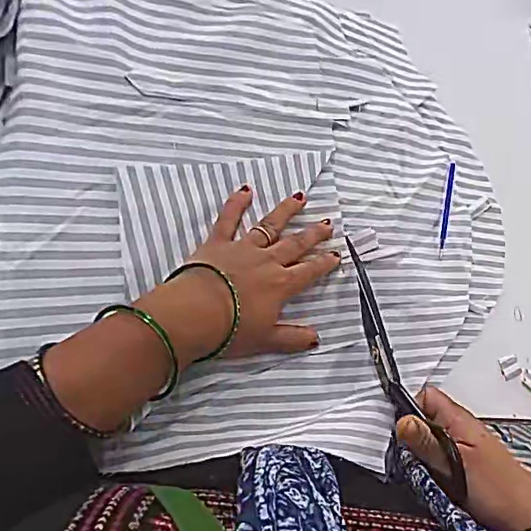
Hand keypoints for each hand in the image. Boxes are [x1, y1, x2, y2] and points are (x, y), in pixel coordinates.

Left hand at [136, 187, 340, 364]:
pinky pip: (229, 219)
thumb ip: (292, 338)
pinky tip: (246, 190)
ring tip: (299, 199)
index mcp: (280, 285)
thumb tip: (315, 339)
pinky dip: (237, 203)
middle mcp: (266, 262)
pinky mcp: (218, 243)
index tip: (336, 255)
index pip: (309, 271)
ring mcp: (243, 249)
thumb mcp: (267, 340)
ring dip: (286, 211)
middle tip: (327, 223)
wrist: (195, 314)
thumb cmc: (231, 330)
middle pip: (295, 244)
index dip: (324, 263)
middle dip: (313, 234)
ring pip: (269, 226)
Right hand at [394, 387, 530, 530]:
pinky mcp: (462, 470)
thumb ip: (428, 442)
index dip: (409, 408)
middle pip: (424, 421)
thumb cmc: (501, 491)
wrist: (525, 523)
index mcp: (461, 421)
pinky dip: (431, 470)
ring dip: (420, 457)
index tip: (399, 430)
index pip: (426, 396)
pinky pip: (438, 461)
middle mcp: (461, 432)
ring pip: (429, 443)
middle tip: (409, 457)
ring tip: (423, 474)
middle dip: (411, 437)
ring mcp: (462, 451)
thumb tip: (403, 422)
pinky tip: (434, 485)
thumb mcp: (456, 465)